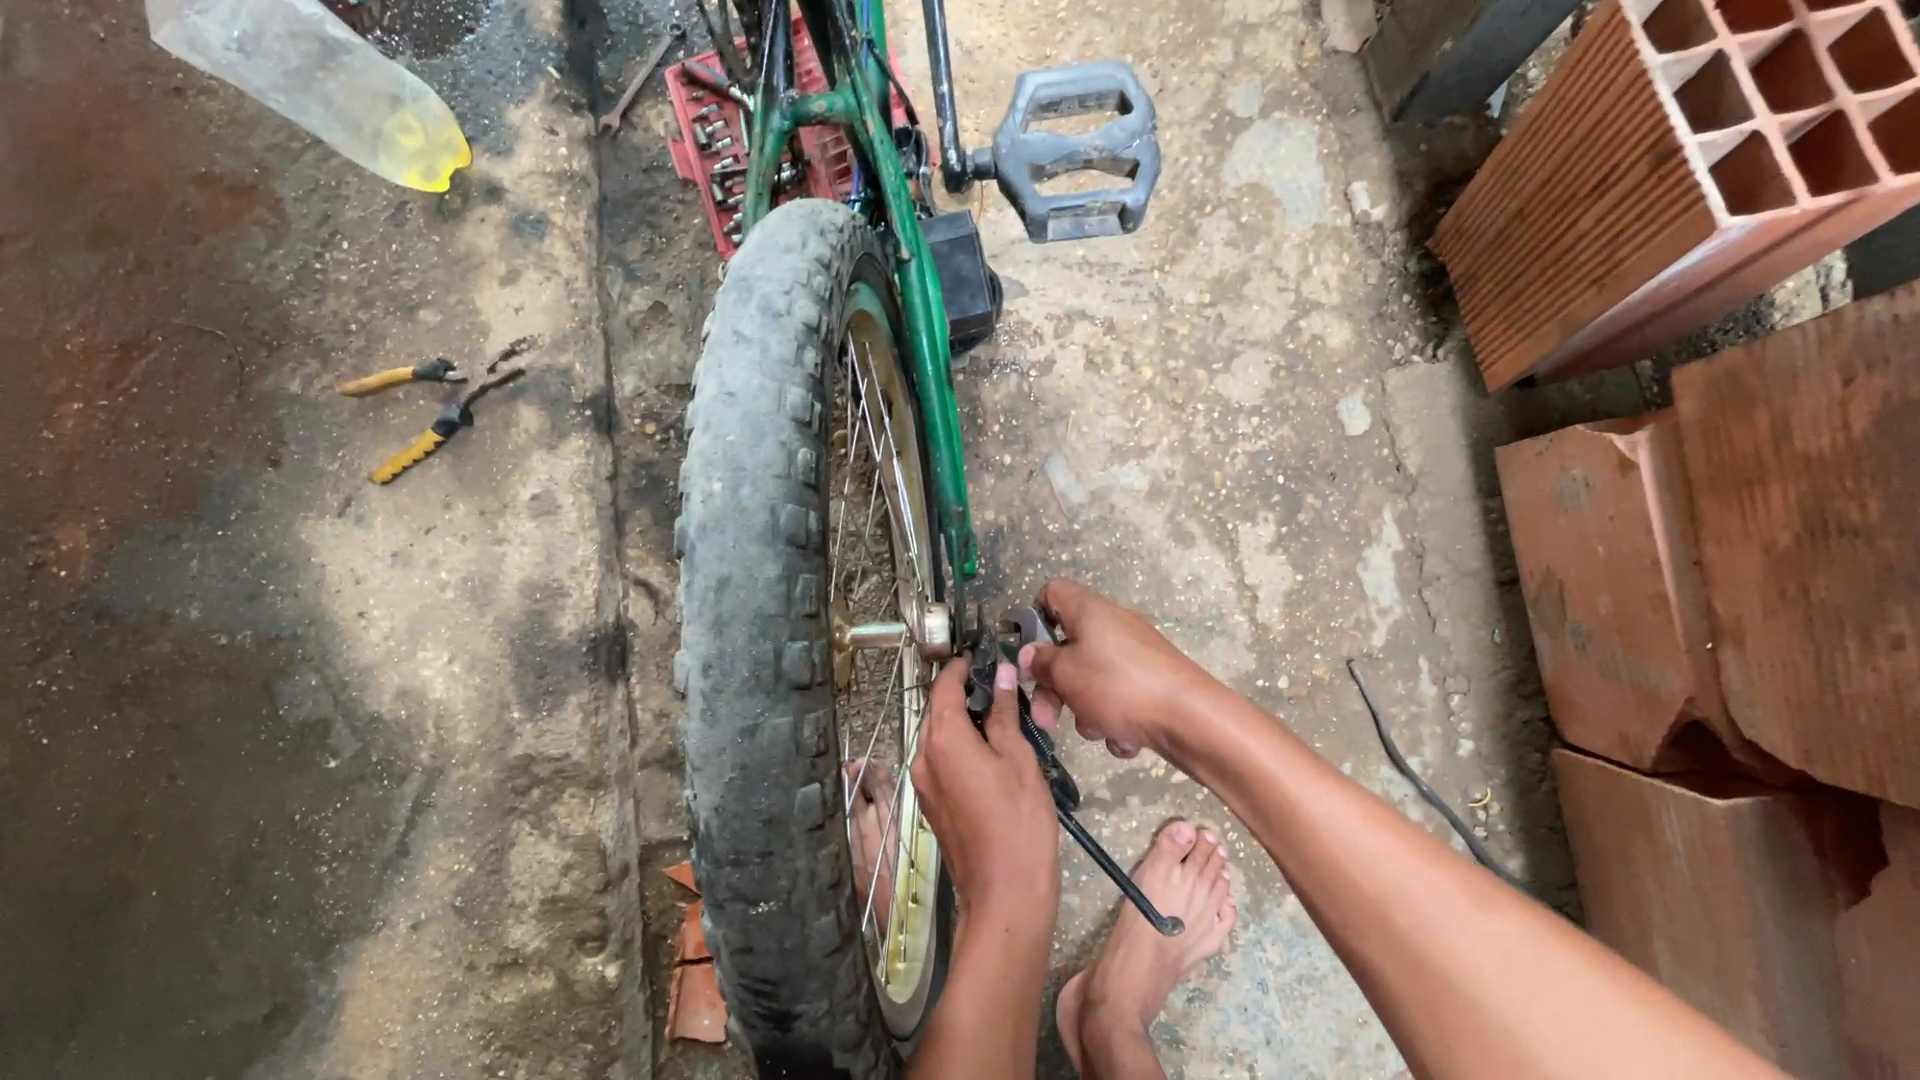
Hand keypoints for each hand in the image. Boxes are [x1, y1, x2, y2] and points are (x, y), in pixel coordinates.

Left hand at [910, 655, 1059, 914]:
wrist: (1004, 891)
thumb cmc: (1018, 820)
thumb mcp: (1019, 758)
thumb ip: (1005, 714)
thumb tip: (1000, 676)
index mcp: (942, 739)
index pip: (942, 686)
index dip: (959, 667)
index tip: (979, 657)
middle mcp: (923, 757)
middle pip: (935, 711)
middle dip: (960, 694)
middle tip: (996, 686)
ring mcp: (923, 784)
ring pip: (936, 738)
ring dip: (960, 722)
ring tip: (998, 718)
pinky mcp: (930, 804)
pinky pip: (939, 762)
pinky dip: (957, 747)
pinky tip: (987, 752)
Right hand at [1019, 578, 1222, 760]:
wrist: (1190, 718)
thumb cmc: (1118, 686)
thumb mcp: (1066, 674)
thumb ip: (1040, 663)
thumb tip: (1028, 654)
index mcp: (1089, 610)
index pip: (1051, 593)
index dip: (1034, 618)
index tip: (1030, 651)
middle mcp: (1111, 626)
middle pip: (1067, 648)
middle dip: (1054, 687)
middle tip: (1046, 719)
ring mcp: (1134, 655)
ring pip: (1091, 680)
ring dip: (1085, 709)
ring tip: (1098, 729)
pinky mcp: (1151, 683)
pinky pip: (1119, 699)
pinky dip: (1116, 719)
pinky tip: (1125, 737)